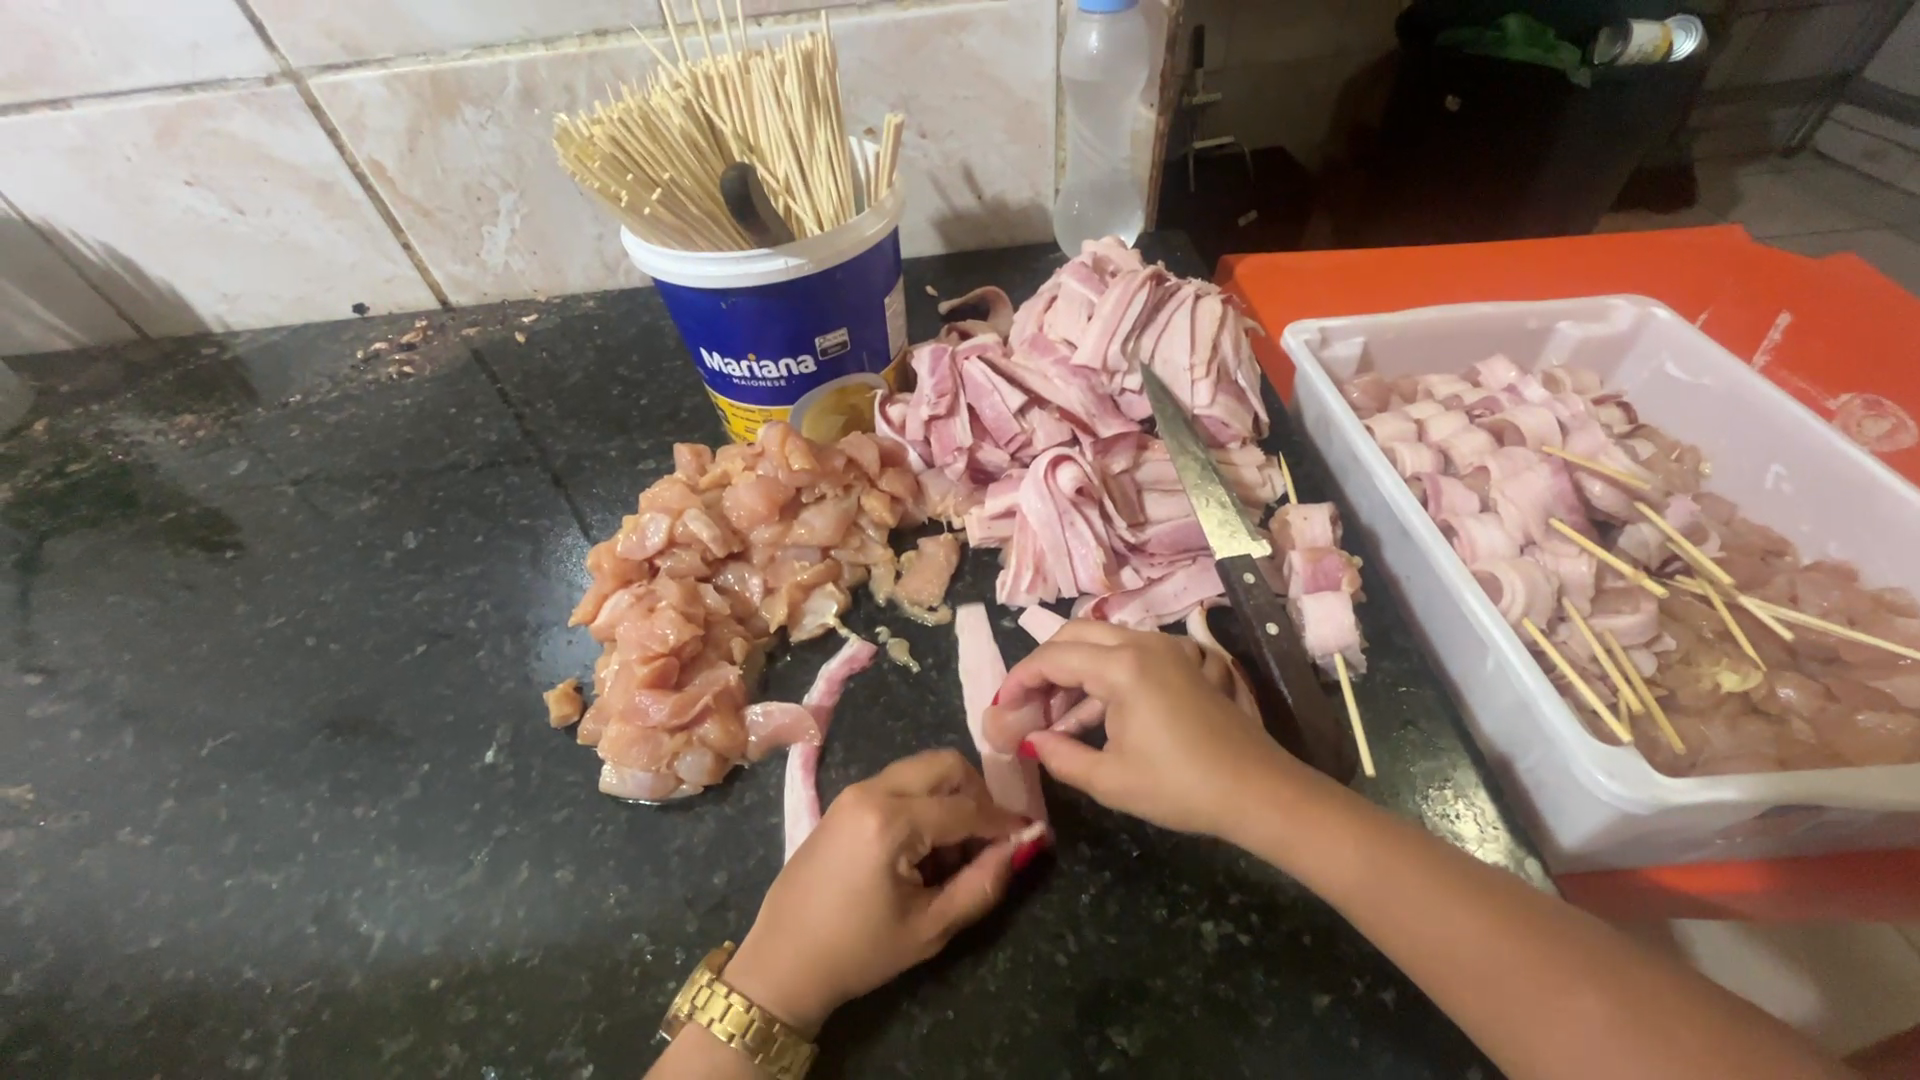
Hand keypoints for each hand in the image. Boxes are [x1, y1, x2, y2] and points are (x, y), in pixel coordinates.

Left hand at [723, 749, 1035, 1033]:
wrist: (781, 961)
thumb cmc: (857, 952)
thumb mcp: (930, 928)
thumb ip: (982, 884)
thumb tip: (1022, 846)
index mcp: (891, 821)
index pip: (966, 808)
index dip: (1003, 822)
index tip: (1031, 835)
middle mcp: (873, 791)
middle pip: (945, 764)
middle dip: (977, 794)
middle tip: (987, 838)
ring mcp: (855, 791)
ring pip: (922, 769)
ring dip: (950, 796)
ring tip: (953, 849)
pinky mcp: (846, 800)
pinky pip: (900, 782)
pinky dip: (924, 800)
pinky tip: (924, 846)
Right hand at [999, 621, 1303, 838]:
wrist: (1258, 791)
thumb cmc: (1181, 787)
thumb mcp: (1110, 780)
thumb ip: (1060, 756)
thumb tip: (1029, 740)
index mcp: (1121, 667)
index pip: (1051, 659)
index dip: (1019, 681)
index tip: (1001, 706)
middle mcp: (1141, 644)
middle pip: (1073, 636)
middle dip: (1042, 667)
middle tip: (1026, 705)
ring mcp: (1165, 649)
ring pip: (1099, 642)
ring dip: (1070, 670)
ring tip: (1052, 717)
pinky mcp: (1180, 662)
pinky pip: (1125, 655)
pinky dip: (1099, 675)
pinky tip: (1089, 716)